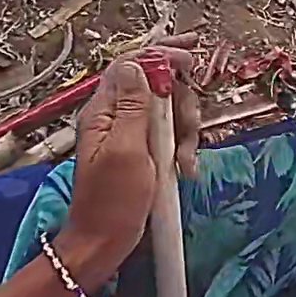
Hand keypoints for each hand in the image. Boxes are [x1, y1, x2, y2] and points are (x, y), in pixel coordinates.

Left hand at [62, 35, 198, 277]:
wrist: (105, 243)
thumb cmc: (113, 201)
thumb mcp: (126, 150)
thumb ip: (134, 106)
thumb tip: (137, 64)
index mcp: (104, 110)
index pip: (132, 63)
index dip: (162, 54)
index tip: (191, 56)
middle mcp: (118, 114)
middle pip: (159, 85)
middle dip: (180, 103)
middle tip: (188, 126)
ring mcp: (133, 132)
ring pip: (170, 109)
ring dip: (185, 130)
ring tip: (184, 160)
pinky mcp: (146, 148)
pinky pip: (172, 133)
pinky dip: (183, 147)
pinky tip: (185, 168)